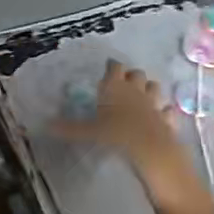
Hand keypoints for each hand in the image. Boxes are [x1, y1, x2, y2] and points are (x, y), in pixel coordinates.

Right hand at [54, 61, 209, 211]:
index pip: (115, 67)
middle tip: (125, 83)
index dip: (112, 66)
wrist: (148, 147)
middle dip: (132, 76)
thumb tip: (46, 125)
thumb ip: (70, 128)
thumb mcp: (89, 132)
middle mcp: (135, 90)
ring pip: (154, 87)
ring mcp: (153, 102)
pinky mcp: (166, 117)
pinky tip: (161, 116)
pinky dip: (165, 112)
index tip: (109, 67)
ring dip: (150, 89)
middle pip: (137, 74)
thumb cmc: (115, 133)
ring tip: (144, 96)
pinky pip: (167, 110)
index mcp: (115, 87)